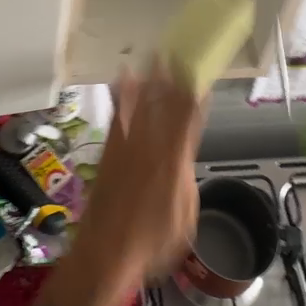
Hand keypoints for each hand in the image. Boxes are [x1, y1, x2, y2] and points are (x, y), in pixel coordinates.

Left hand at [27, 63, 203, 305]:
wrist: (105, 251)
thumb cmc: (150, 243)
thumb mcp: (183, 216)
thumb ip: (185, 180)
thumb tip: (182, 161)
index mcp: (174, 162)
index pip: (188, 120)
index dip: (195, 96)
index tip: (200, 77)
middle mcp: (151, 147)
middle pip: (166, 105)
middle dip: (173, 78)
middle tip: (179, 54)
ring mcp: (127, 145)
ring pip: (142, 102)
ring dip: (151, 78)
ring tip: (157, 54)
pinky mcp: (108, 148)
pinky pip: (117, 112)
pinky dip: (121, 91)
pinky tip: (123, 75)